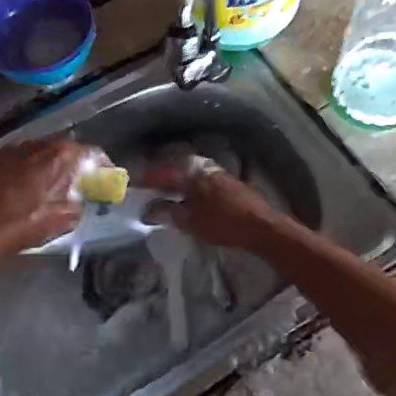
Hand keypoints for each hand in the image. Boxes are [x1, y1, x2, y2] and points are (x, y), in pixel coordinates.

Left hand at [0, 139, 91, 265]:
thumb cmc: (22, 226)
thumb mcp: (61, 221)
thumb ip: (77, 205)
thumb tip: (79, 200)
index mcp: (57, 157)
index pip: (88, 152)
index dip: (100, 162)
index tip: (106, 173)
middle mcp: (35, 146)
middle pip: (63, 147)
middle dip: (74, 161)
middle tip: (81, 178)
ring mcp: (11, 150)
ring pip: (39, 150)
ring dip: (50, 162)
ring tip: (54, 181)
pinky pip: (19, 157)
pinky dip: (29, 166)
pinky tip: (27, 183)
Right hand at [143, 157, 288, 250]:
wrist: (262, 226)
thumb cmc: (224, 224)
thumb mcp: (191, 222)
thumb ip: (169, 212)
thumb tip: (149, 210)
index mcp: (191, 174)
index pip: (162, 173)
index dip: (146, 179)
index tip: (133, 184)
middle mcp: (203, 168)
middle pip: (176, 169)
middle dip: (161, 178)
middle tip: (147, 188)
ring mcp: (218, 173)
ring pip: (190, 173)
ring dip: (176, 181)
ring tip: (165, 193)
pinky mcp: (228, 182)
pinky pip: (201, 179)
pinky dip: (190, 185)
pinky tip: (188, 196)